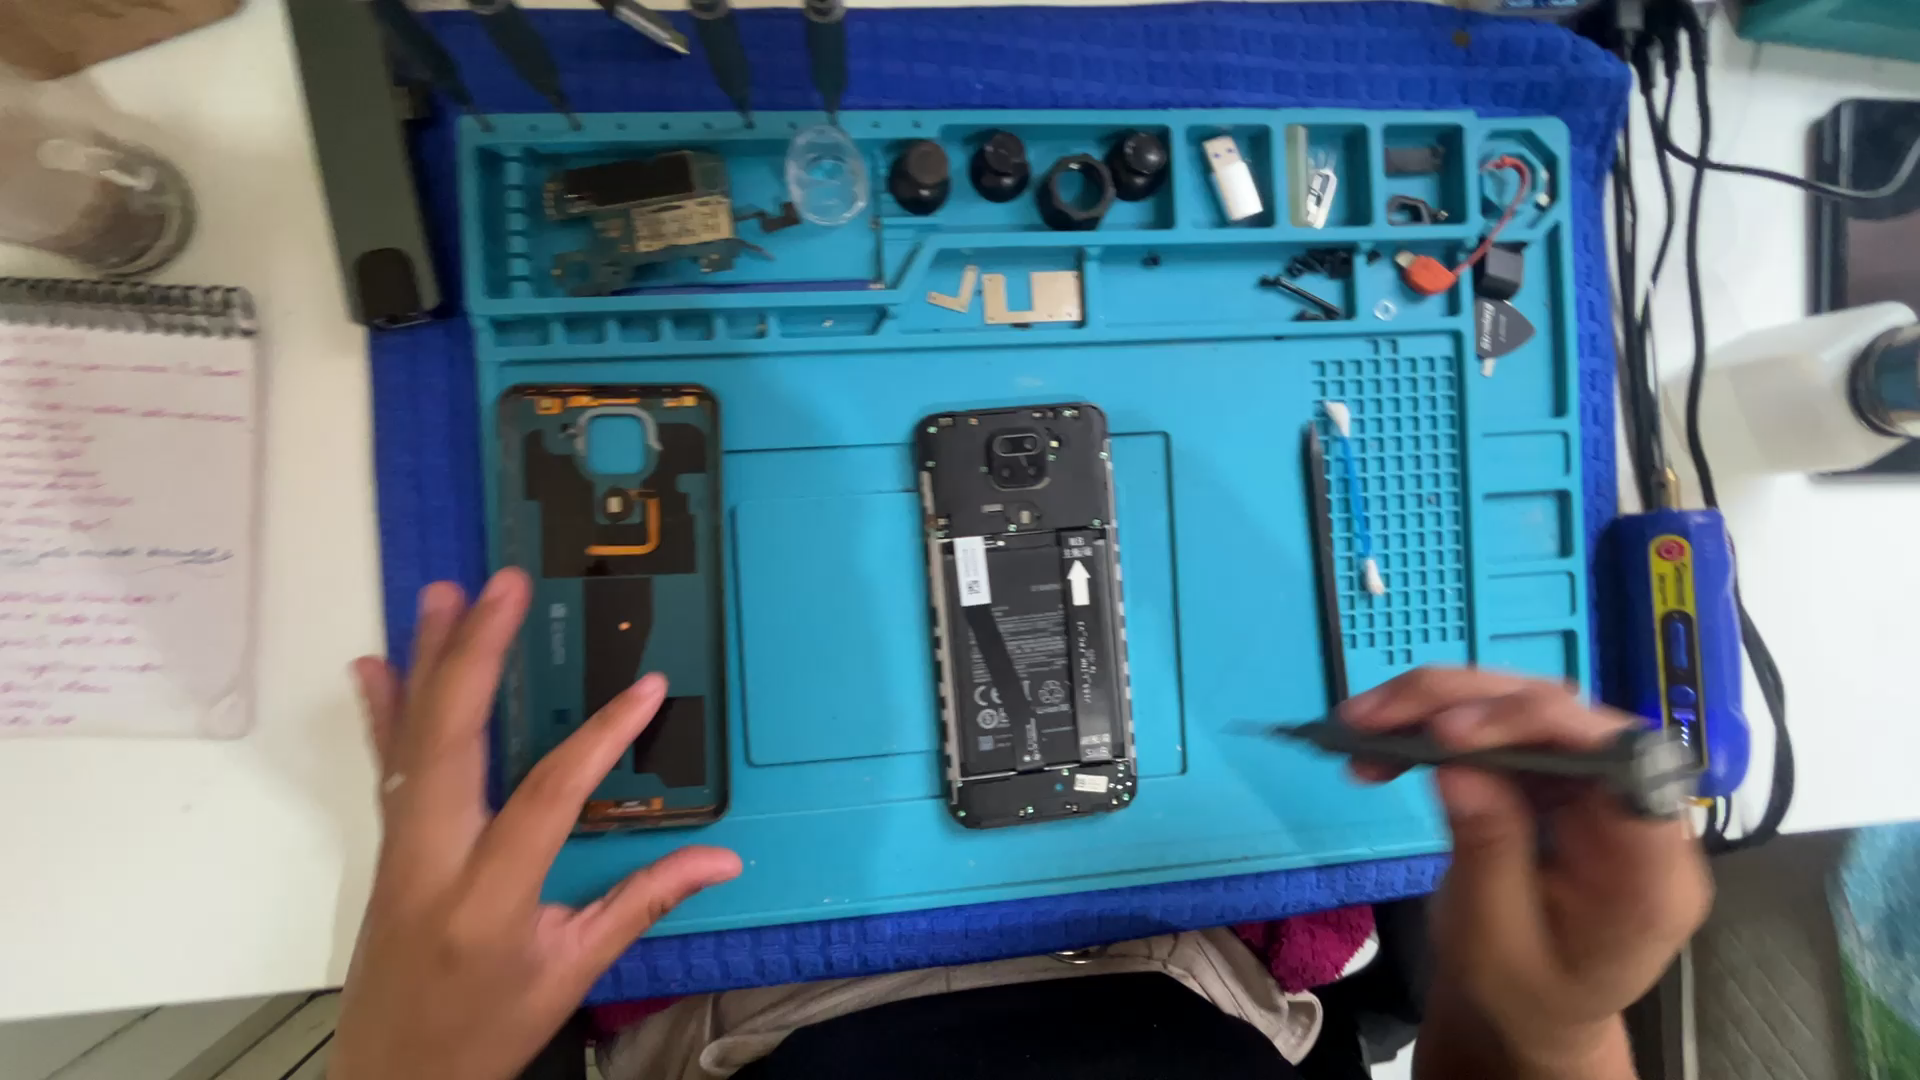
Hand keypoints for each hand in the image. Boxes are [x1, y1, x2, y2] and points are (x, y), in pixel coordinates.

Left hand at [331, 569, 741, 1079]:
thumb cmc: (489, 1030)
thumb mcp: (575, 972)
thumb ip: (646, 901)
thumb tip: (726, 859)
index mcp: (487, 895)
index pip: (550, 795)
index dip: (603, 736)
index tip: (648, 686)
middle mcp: (431, 858)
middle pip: (449, 739)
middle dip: (476, 654)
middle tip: (501, 587)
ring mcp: (400, 847)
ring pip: (411, 739)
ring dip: (429, 660)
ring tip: (444, 593)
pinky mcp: (389, 845)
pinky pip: (387, 764)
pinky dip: (383, 708)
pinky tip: (377, 662)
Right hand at [1341, 667, 1710, 1079]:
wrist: (1523, 1006)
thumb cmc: (1520, 990)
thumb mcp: (1496, 939)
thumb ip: (1488, 852)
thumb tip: (1456, 768)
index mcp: (1646, 864)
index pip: (1619, 760)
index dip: (1537, 726)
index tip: (1444, 734)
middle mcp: (1623, 804)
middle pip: (1554, 712)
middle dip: (1455, 702)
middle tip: (1369, 719)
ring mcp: (1579, 781)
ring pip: (1509, 702)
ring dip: (1426, 702)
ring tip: (1357, 723)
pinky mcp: (1538, 772)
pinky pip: (1480, 724)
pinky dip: (1420, 722)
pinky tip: (1375, 744)